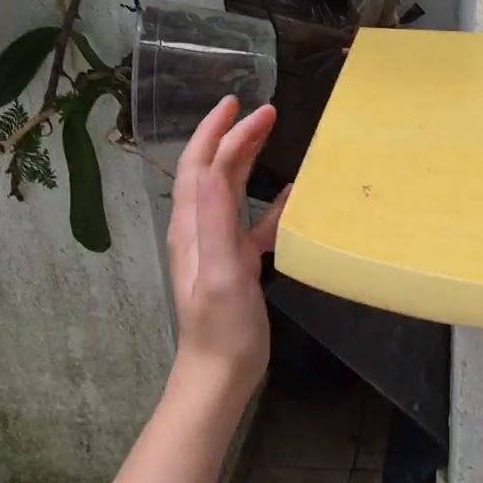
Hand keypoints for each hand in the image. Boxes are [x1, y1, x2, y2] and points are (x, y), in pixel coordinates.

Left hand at [165, 96, 286, 391]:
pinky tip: (290, 196)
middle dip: (231, 136)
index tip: (249, 106)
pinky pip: (251, 221)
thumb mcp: (221, 273)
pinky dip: (267, 202)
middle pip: (211, 171)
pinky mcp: (237, 264)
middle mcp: (199, 230)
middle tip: (262, 111)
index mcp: (193, 227)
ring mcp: (217, 247)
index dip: (222, 133)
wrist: (219, 376)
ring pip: (229, 191)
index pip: (203, 166)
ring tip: (268, 136)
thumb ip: (216, 222)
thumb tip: (214, 169)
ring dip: (245, 160)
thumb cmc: (222, 327)